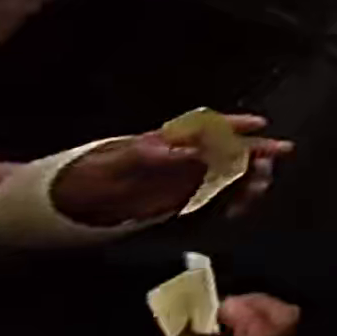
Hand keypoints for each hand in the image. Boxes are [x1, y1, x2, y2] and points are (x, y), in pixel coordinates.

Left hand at [52, 115, 293, 225]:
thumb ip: (158, 156)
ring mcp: (190, 178)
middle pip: (233, 151)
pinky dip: (236, 203)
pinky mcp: (188, 200)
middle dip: (256, 154)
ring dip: (250, 180)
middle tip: (269, 161)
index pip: (213, 127)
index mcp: (174, 140)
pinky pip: (222, 198)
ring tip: (256, 190)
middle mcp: (189, 156)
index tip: (260, 125)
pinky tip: (237, 210)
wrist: (67, 206)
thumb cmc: (91, 175)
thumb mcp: (121, 162)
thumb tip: (194, 152)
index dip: (237, 125)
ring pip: (233, 175)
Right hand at [86, 294, 299, 335]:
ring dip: (254, 317)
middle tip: (219, 308)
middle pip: (285, 327)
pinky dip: (249, 332)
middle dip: (258, 307)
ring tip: (215, 319)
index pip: (270, 334)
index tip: (215, 308)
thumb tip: (208, 310)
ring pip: (280, 333)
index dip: (249, 310)